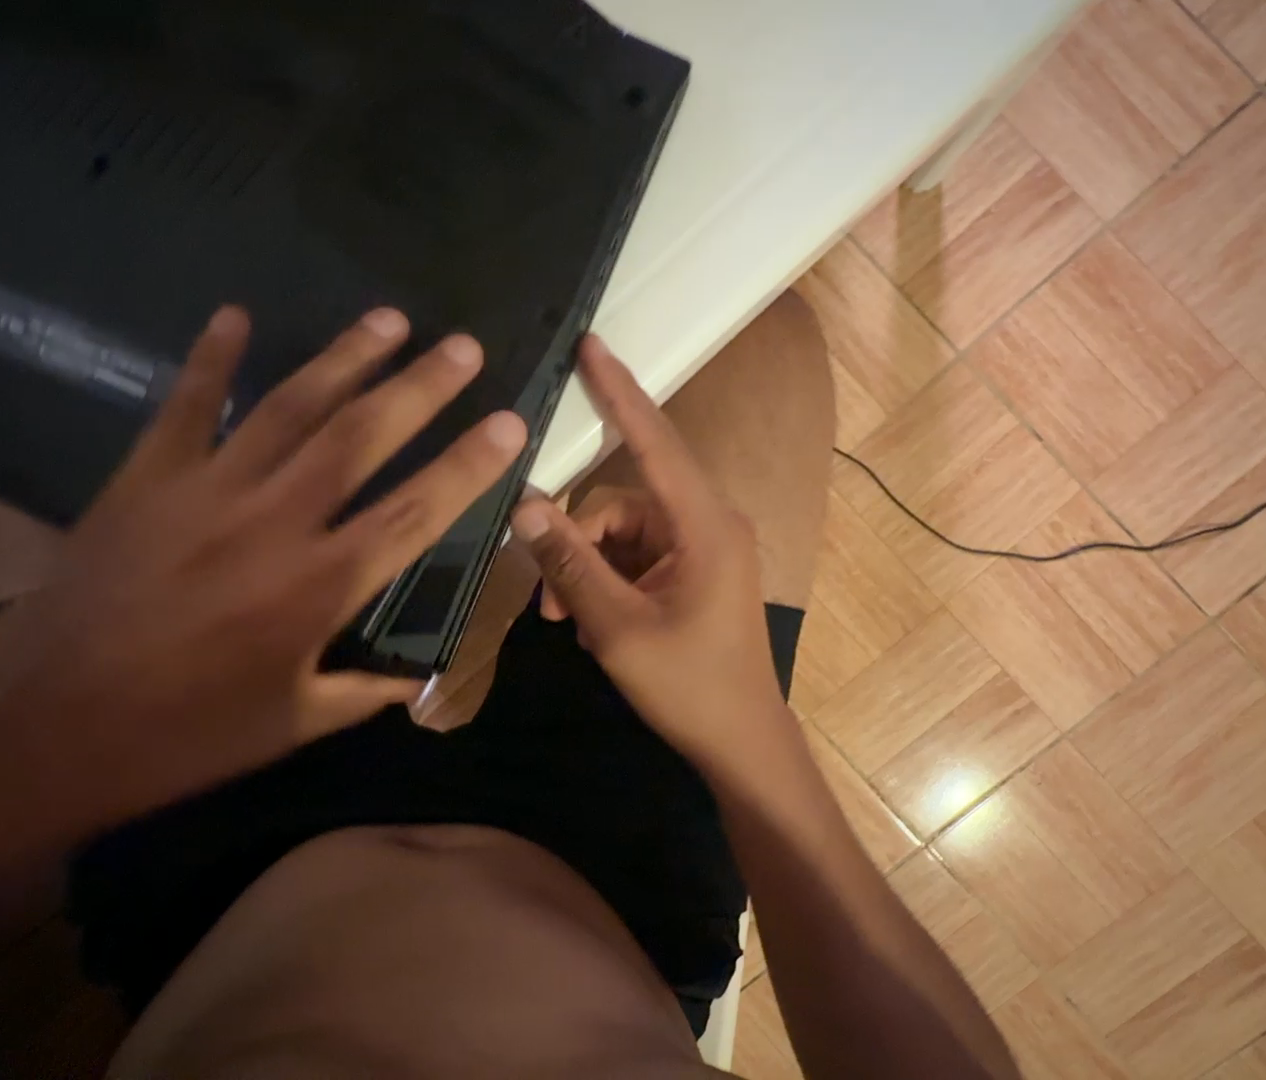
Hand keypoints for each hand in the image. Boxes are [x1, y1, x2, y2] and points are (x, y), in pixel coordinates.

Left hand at [0, 306, 525, 830]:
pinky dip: (211, 359)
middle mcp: (272, 524)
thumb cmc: (180, 737)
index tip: (510, 423)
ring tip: (391, 319)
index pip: (414, 511)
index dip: (468, 465)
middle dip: (421, 388)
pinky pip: (185, 407)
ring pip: (289, 408)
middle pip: (360, 438)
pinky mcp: (144, 480)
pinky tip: (235, 315)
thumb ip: (362, 693)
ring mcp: (205, 492)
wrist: (40, 729)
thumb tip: (420, 685)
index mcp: (317, 588)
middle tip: (465, 347)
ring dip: (345, 358)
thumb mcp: (289, 726)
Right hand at [510, 336, 794, 776]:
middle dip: (576, 544)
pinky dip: (605, 584)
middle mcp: (705, 523)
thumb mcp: (617, 627)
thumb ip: (570, 562)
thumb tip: (525, 504)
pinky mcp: (689, 573)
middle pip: (619, 502)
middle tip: (546, 598)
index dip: (619, 392)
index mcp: (704, 524)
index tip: (591, 344)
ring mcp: (698, 549)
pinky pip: (632, 557)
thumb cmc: (689, 686)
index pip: (655, 441)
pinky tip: (592, 626)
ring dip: (585, 571)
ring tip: (569, 623)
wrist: (739, 743)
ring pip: (619, 533)